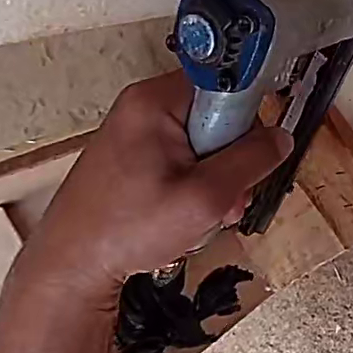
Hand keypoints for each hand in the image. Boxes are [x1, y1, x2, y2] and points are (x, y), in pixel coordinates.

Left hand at [9, 70, 292, 306]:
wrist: (70, 270)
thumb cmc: (125, 231)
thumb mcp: (208, 195)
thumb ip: (254, 160)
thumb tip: (282, 138)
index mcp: (155, 101)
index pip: (226, 82)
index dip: (247, 116)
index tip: (251, 147)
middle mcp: (145, 107)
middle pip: (221, 115)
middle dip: (235, 157)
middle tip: (227, 192)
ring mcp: (139, 132)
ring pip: (208, 141)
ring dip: (220, 177)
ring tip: (208, 210)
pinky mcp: (138, 155)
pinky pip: (188, 156)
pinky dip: (199, 183)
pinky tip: (192, 211)